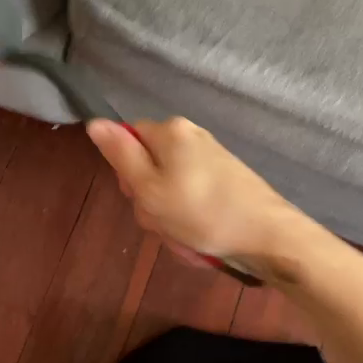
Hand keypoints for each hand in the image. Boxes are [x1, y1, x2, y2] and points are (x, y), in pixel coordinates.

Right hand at [86, 117, 300, 264]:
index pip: (128, 140)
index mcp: (170, 131)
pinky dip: (193, 223)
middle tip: (164, 222)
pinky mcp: (227, 180)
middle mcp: (191, 136)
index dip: (127, 173)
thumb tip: (95, 122)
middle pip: (150, 167)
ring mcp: (212, 158)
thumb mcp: (148, 189)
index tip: (139, 198)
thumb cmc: (201, 212)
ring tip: (187, 237)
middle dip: (151, 202)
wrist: (268, 235)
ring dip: (171, 219)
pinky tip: (203, 241)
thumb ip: (120, 155)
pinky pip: (194, 200)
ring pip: (171, 190)